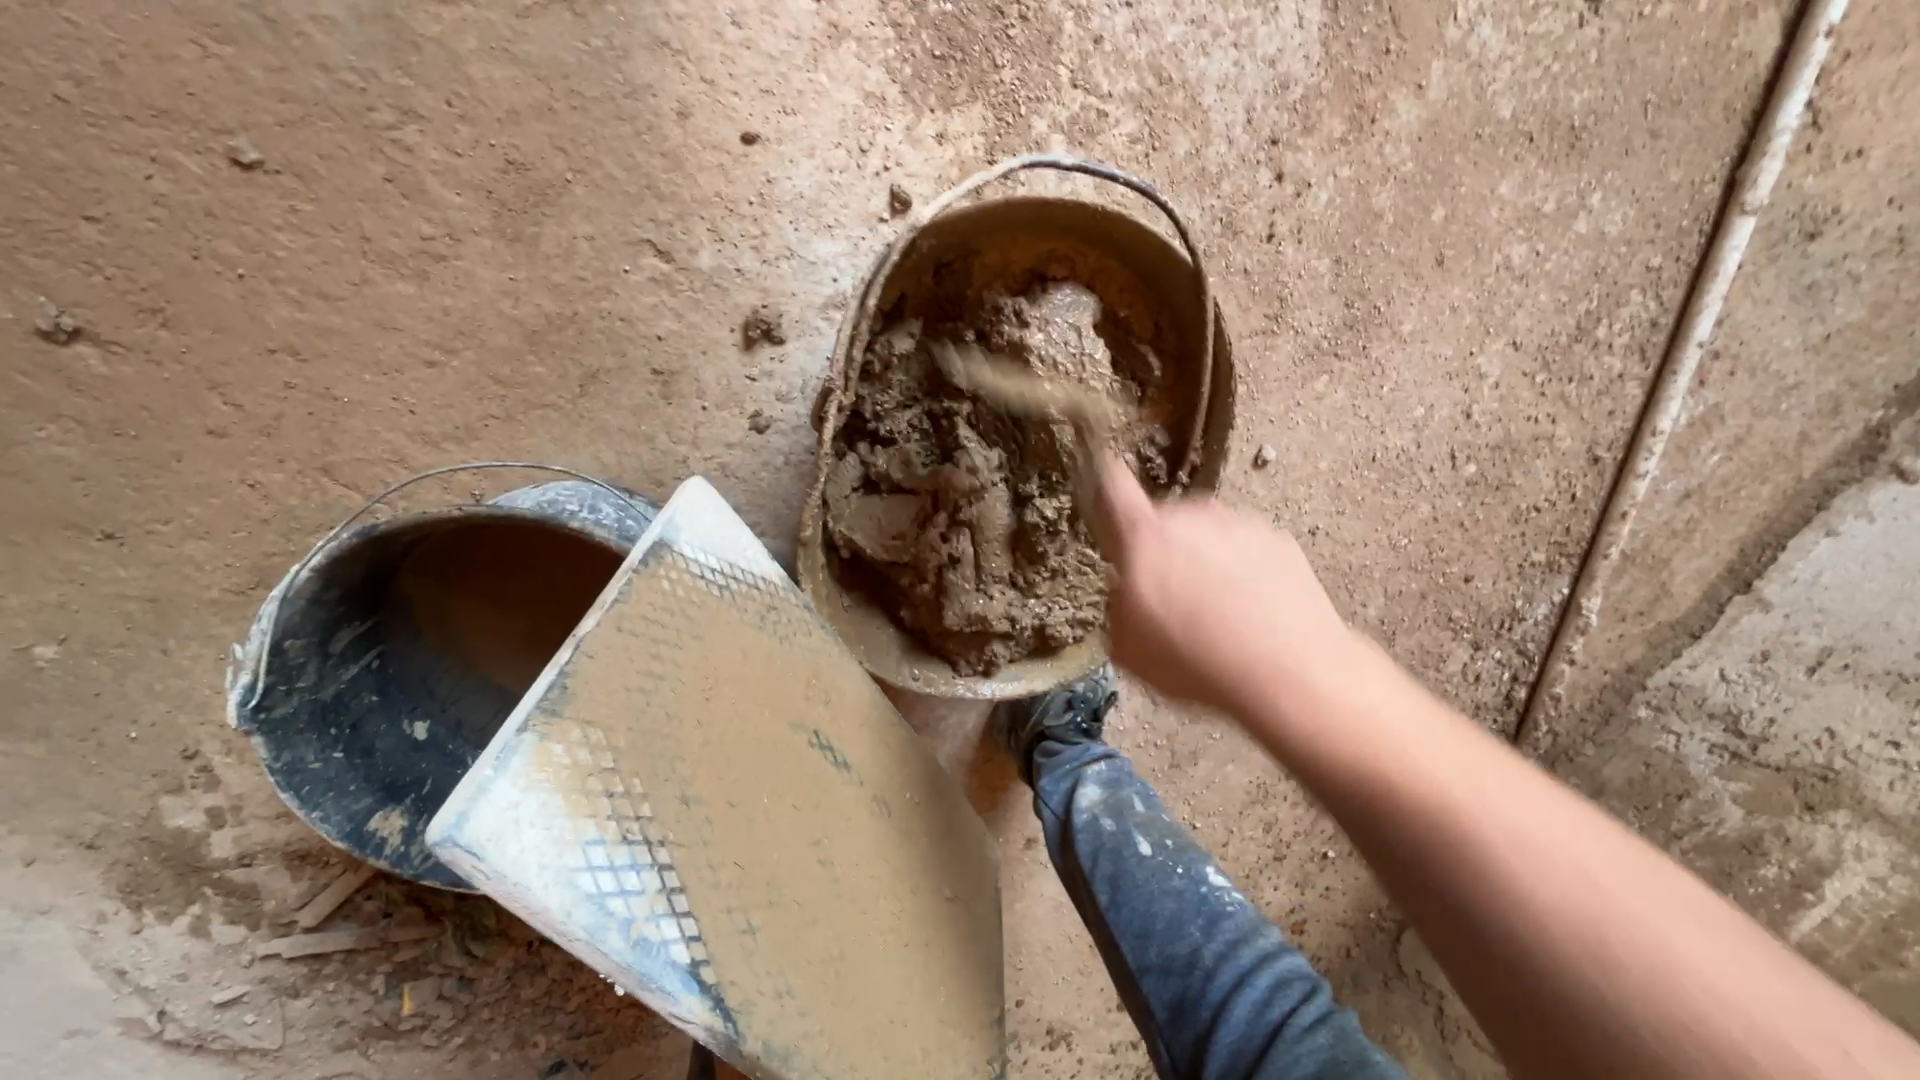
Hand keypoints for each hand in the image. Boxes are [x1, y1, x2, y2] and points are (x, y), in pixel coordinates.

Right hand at [1095, 457, 1356, 717]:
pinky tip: (1250, 615)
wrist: (1290, 673)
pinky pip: (1246, 548)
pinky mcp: (1278, 540)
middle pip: (1163, 521)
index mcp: (1143, 538)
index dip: (1106, 487)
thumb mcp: (1127, 649)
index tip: (1107, 493)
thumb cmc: (1198, 663)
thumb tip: (1126, 592)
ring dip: (1205, 563)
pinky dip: (1244, 572)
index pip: (1113, 488)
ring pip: (1206, 535)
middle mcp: (1190, 516)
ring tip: (1217, 618)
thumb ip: (1117, 605)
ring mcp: (1239, 524)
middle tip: (1173, 602)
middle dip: (1163, 553)